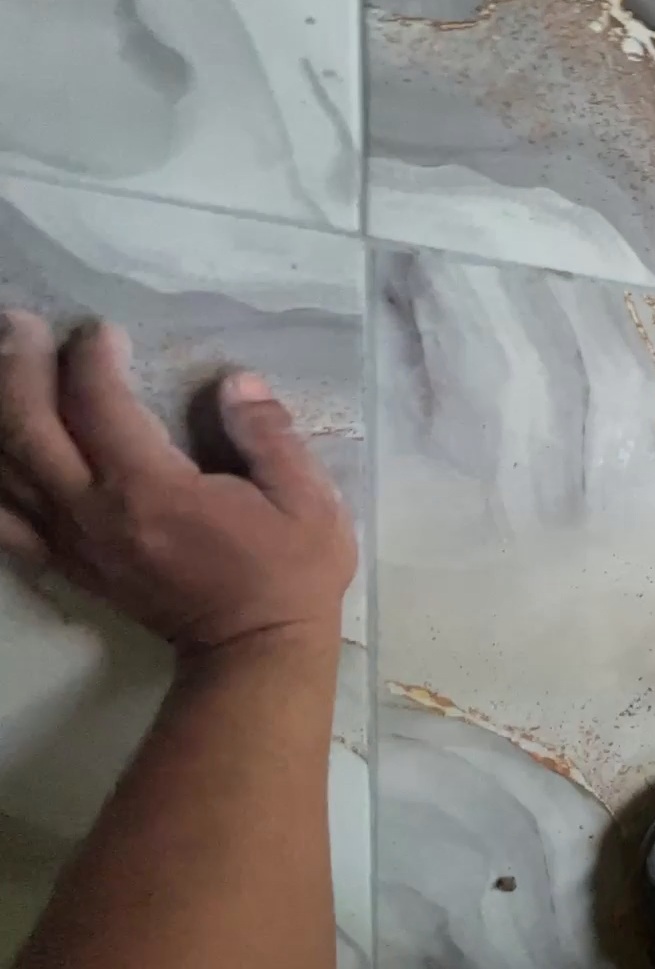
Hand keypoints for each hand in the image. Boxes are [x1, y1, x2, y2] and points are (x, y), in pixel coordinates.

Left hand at [0, 311, 354, 659]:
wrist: (258, 643)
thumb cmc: (295, 570)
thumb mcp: (310, 502)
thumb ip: (272, 439)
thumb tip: (240, 383)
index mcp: (153, 491)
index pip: (102, 407)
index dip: (93, 361)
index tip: (101, 329)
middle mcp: (92, 510)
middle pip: (26, 428)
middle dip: (17, 369)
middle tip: (17, 325)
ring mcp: (71, 540)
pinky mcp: (68, 563)